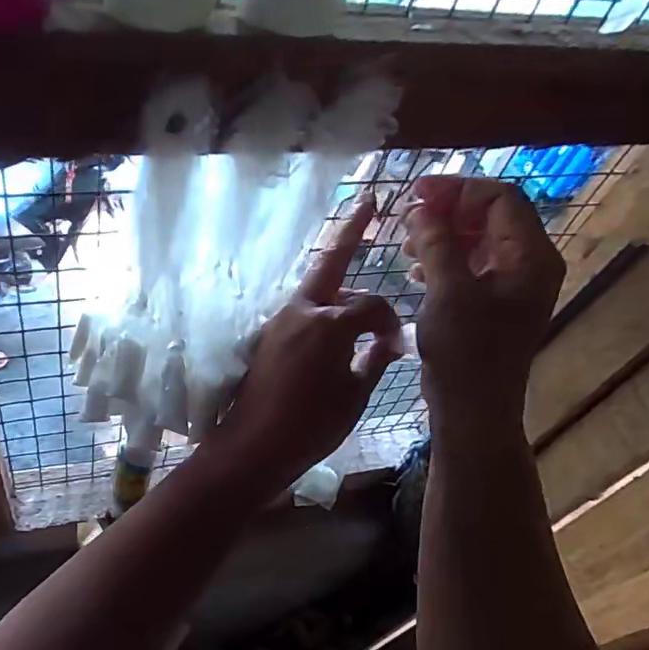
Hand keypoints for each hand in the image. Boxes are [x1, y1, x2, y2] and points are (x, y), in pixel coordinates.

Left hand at [204, 193, 404, 493]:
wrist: (252, 447)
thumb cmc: (310, 426)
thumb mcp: (354, 395)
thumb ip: (373, 361)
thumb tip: (387, 344)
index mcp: (328, 323)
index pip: (372, 305)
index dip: (390, 322)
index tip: (397, 346)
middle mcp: (300, 312)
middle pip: (332, 265)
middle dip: (352, 232)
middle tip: (369, 202)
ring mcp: (278, 322)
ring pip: (314, 289)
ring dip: (336, 279)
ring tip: (356, 260)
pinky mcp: (266, 338)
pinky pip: (299, 311)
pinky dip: (319, 305)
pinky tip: (330, 314)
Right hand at [403, 177, 563, 422]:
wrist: (473, 407)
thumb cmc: (465, 351)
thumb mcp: (448, 292)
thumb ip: (437, 243)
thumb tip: (423, 206)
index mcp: (530, 257)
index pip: (501, 198)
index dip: (458, 189)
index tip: (416, 193)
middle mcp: (528, 265)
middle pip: (491, 216)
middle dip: (448, 211)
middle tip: (408, 217)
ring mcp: (511, 286)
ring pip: (478, 240)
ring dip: (442, 235)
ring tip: (407, 244)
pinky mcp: (492, 304)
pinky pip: (471, 266)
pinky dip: (444, 260)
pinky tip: (417, 270)